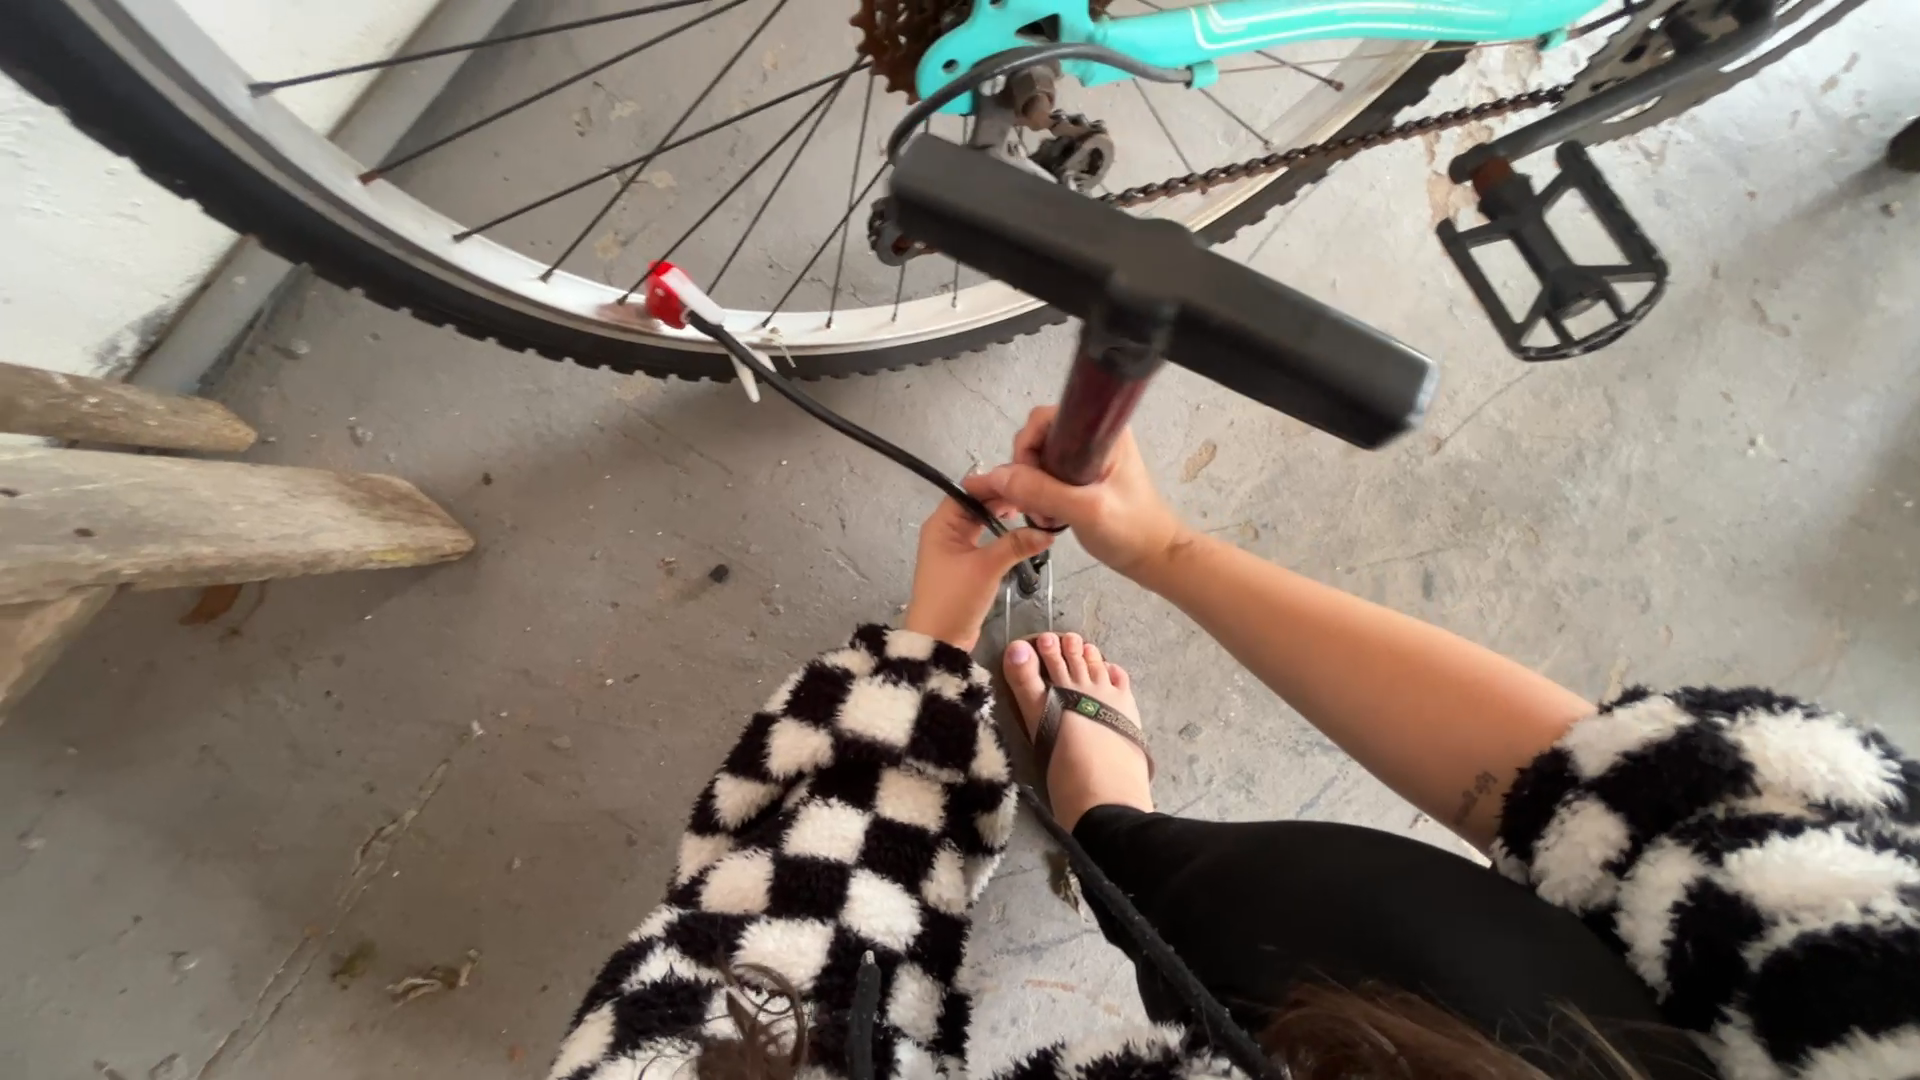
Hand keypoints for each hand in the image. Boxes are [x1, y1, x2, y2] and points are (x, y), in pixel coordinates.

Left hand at [902, 493, 1053, 651]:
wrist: (938, 640)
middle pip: (977, 504)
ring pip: (982, 522)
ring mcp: (955, 547)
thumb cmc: (954, 598)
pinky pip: (985, 539)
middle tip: (1035, 497)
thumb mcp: (987, 567)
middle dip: (1004, 499)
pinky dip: (1002, 535)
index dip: (996, 483)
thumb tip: (1048, 531)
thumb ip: (1016, 544)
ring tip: (1033, 511)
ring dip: (1004, 517)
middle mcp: (946, 530)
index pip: (969, 490)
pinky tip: (1022, 533)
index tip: (1025, 482)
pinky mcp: (965, 563)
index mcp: (942, 523)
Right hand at [962, 406, 1187, 581]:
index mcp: (1101, 432)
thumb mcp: (1085, 510)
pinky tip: (1047, 517)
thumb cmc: (1132, 531)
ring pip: (1038, 461)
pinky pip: (1045, 477)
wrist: (1153, 556)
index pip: (1045, 419)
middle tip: (1036, 506)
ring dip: (1031, 489)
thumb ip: (1041, 491)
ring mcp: (1085, 457)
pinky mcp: (1080, 476)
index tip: (1027, 478)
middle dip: (1027, 473)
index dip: (1028, 445)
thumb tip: (998, 477)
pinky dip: (1038, 497)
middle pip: (1037, 439)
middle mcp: (1091, 437)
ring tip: (1044, 516)